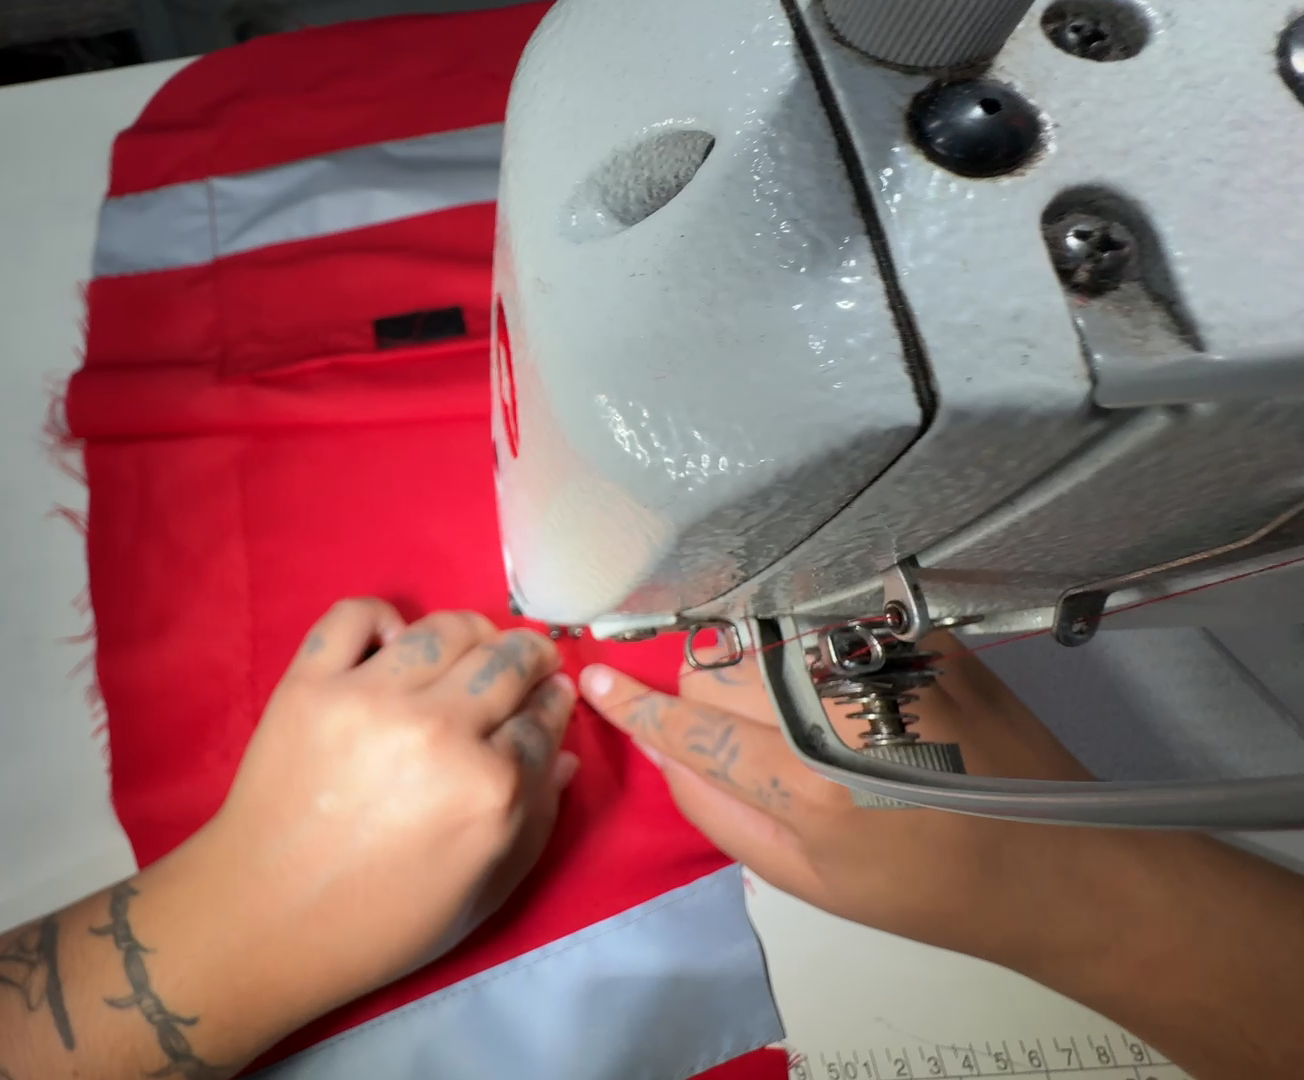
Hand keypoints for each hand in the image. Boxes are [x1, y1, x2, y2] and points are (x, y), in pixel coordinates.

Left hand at [196, 598, 578, 1013]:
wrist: (267, 914)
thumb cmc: (382, 920)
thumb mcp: (483, 892)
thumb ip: (536, 819)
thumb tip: (563, 749)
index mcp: (489, 789)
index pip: (542, 719)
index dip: (554, 705)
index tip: (550, 696)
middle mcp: (437, 730)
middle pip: (506, 661)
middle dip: (530, 657)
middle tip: (524, 662)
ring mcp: (368, 698)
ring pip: (444, 628)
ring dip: (472, 631)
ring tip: (469, 645)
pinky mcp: (309, 683)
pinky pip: (353, 615)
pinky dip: (380, 617)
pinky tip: (390, 644)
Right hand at [578, 634, 1134, 968]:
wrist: (1067, 862)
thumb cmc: (925, 887)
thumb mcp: (804, 881)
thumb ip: (714, 811)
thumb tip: (661, 749)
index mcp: (814, 787)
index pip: (690, 730)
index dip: (635, 708)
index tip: (594, 682)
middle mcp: (842, 712)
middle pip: (712, 672)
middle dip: (701, 697)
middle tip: (741, 732)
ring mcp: (882, 663)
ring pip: (751, 640)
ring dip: (744, 670)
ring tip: (790, 709)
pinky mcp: (913, 636)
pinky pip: (810, 621)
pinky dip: (797, 646)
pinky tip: (832, 681)